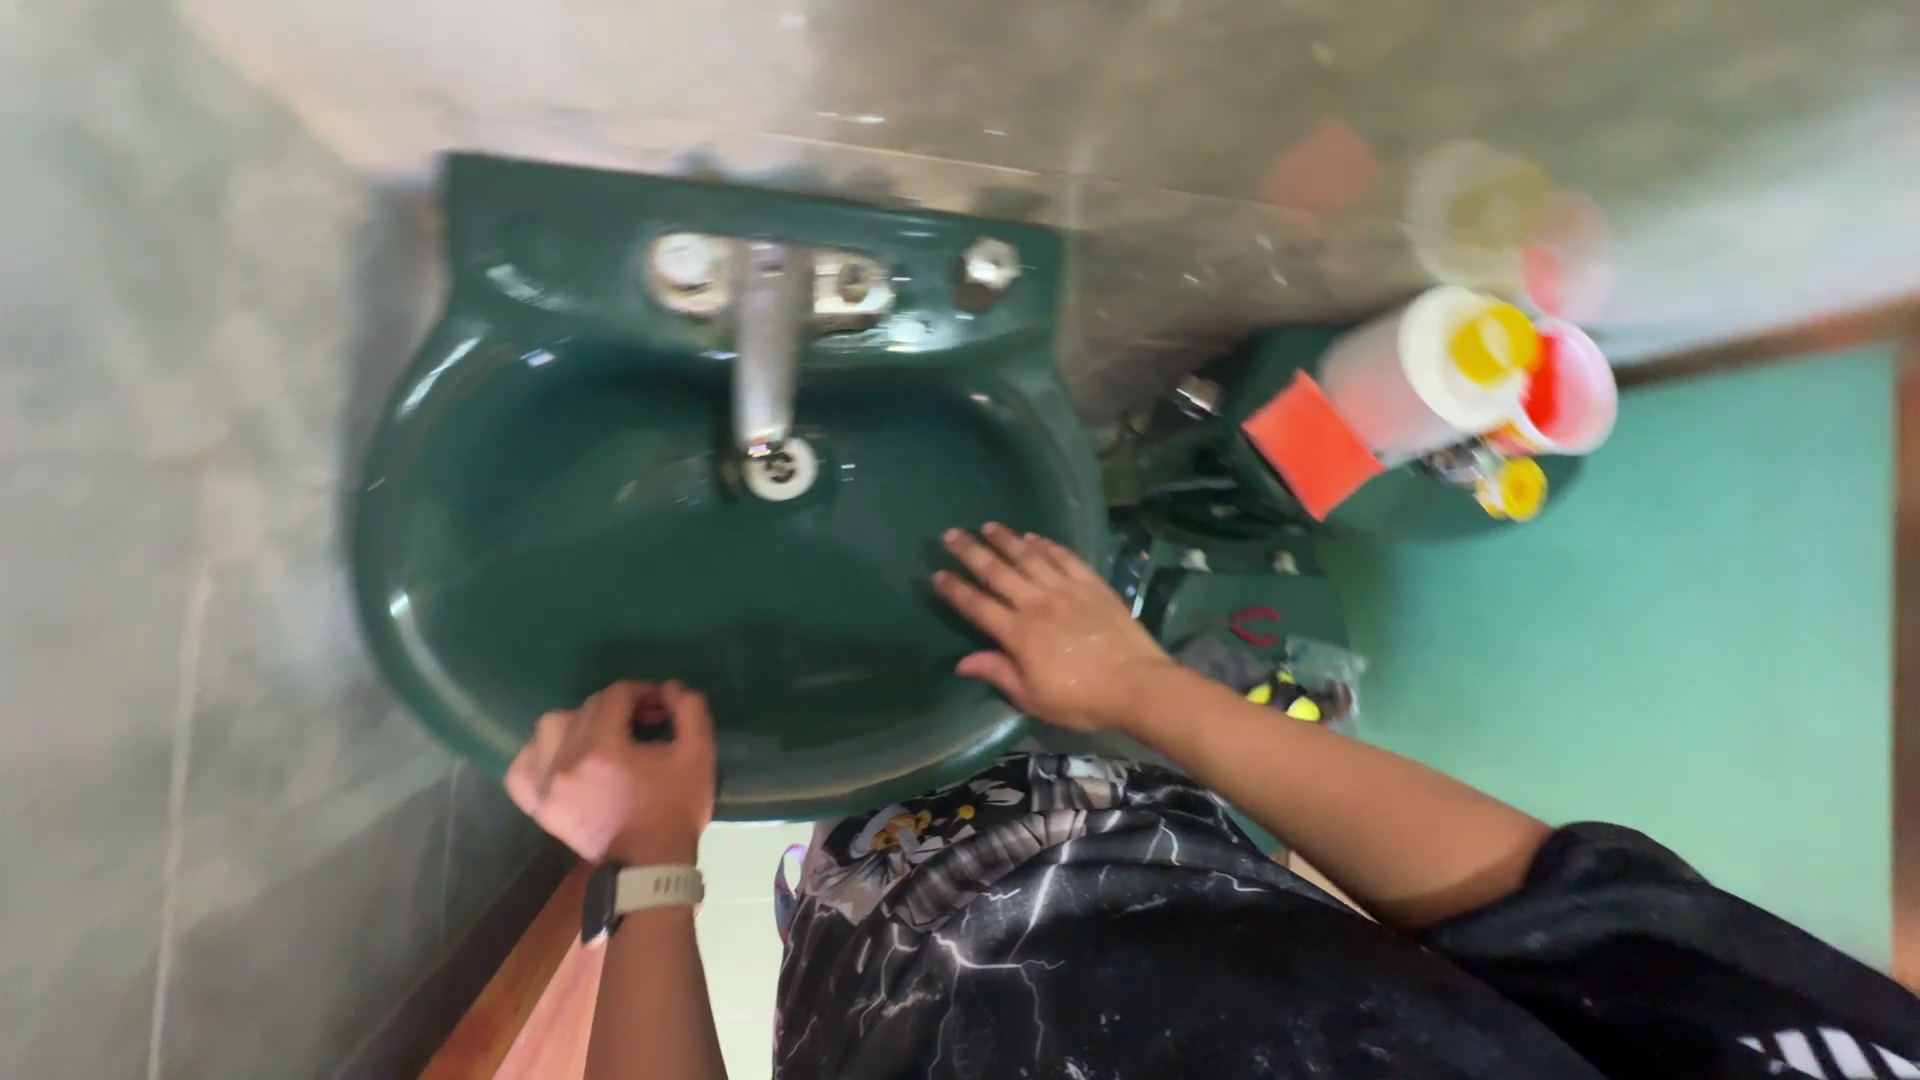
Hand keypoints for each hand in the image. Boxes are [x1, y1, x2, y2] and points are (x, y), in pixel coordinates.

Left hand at [504, 680, 716, 864]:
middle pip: (585, 708)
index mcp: (604, 750)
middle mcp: (566, 763)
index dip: (642, 692)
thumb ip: (689, 710)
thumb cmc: (676, 808)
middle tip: (643, 720)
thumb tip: (669, 688)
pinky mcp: (539, 806)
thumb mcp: (699, 755)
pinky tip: (564, 754)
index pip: (615, 696)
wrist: (650, 865)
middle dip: (618, 706)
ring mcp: (546, 787)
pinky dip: (541, 753)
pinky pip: (523, 766)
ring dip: (580, 722)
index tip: (661, 705)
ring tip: (604, 735)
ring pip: (550, 728)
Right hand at [933, 523, 1177, 732]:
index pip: (977, 605)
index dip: (955, 589)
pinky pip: (1064, 557)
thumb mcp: (1032, 697)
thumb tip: (962, 663)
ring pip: (1029, 556)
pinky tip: (1034, 537)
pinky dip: (1046, 545)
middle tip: (951, 533)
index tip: (937, 574)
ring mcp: (1066, 589)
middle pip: (997, 571)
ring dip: (1006, 539)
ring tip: (988, 525)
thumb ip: (997, 673)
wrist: (1137, 685)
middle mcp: (1037, 603)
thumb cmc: (1081, 698)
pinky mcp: (1091, 584)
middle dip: (971, 551)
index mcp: (1018, 633)